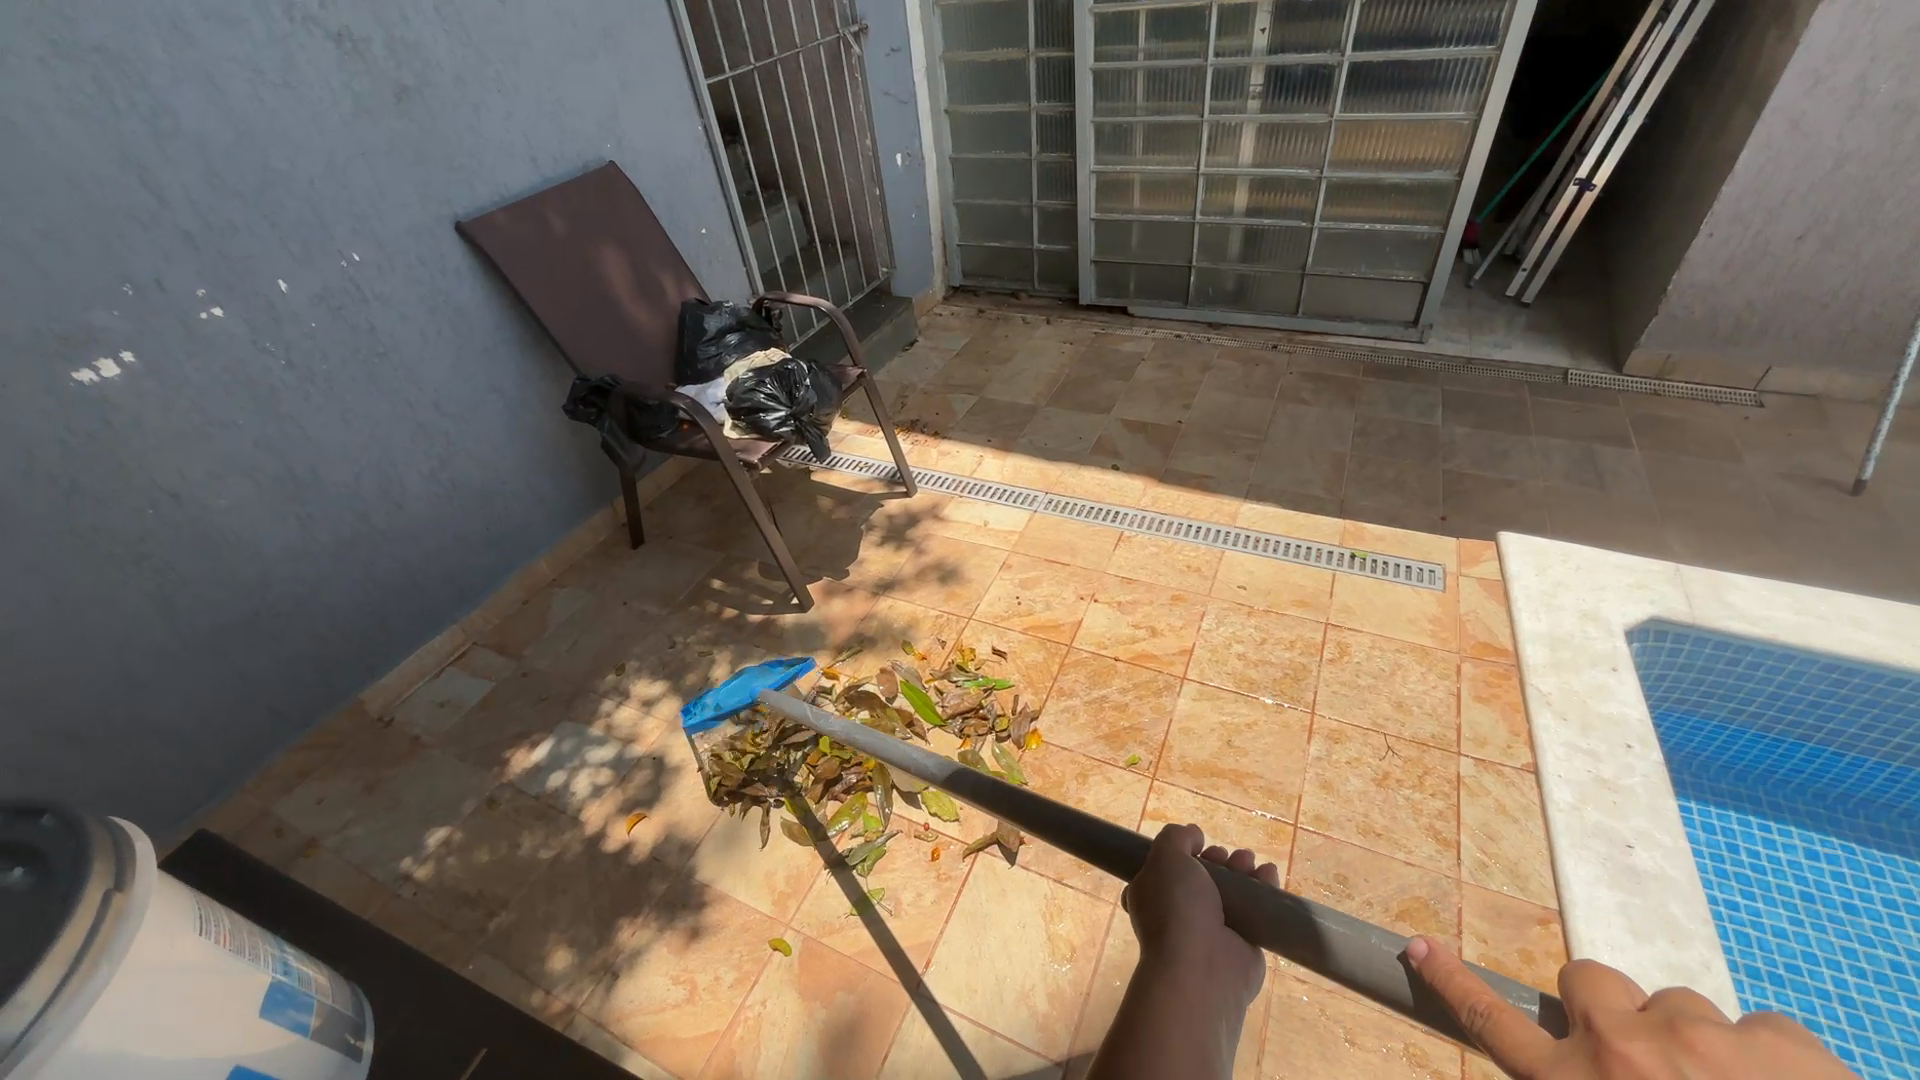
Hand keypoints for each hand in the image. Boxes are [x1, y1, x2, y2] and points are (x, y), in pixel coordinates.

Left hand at [1088, 825, 1283, 1079]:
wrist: (1201, 967)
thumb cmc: (1176, 907)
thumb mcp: (1166, 857)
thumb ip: (1176, 837)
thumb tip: (1193, 834)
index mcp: (1150, 894)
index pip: (1167, 869)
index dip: (1186, 853)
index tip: (1200, 845)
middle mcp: (1178, 912)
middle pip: (1203, 876)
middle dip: (1219, 859)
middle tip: (1229, 856)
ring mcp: (1211, 929)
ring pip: (1230, 890)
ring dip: (1243, 870)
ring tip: (1250, 862)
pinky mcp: (1243, 943)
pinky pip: (1255, 910)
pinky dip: (1264, 889)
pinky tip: (1270, 875)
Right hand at [1405, 936, 1859, 1078]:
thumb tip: (1569, 1063)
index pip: (1491, 1021)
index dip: (1450, 980)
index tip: (1418, 946)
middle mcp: (1621, 1051)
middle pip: (1588, 979)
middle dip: (1615, 1008)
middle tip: (1654, 1063)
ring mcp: (1701, 1039)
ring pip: (1683, 1006)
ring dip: (1703, 1045)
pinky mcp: (1783, 1044)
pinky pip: (1766, 1028)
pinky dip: (1779, 1061)